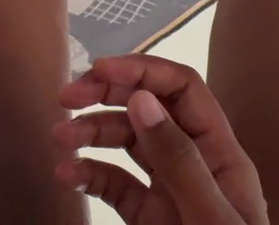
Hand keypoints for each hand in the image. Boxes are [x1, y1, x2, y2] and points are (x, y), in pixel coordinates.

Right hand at [55, 56, 266, 223]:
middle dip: (105, 94)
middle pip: (146, 106)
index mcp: (219, 153)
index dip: (141, 69)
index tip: (99, 71)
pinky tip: (67, 175)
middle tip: (65, 96)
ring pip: (123, 140)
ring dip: (89, 132)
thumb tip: (142, 100)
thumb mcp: (211, 219)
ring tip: (58, 139)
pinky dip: (87, 172)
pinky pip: (113, 182)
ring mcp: (168, 190)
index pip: (181, 88)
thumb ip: (178, 159)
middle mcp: (192, 162)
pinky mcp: (147, 218)